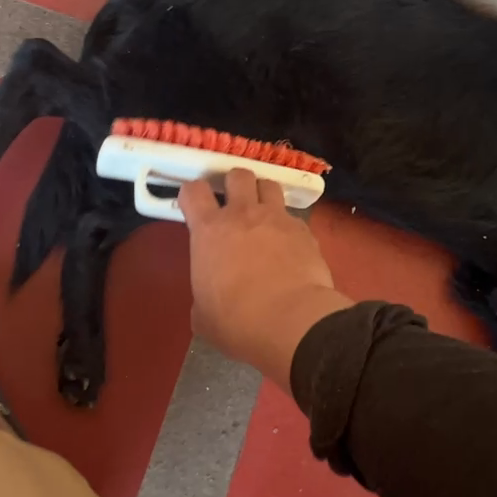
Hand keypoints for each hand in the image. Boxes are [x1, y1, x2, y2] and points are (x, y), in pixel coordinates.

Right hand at [179, 169, 353, 387]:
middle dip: (234, 183)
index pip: (193, 190)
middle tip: (234, 203)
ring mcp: (277, 218)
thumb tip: (212, 293)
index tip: (194, 205)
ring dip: (263, 195)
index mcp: (210, 230)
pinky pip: (293, 217)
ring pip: (269, 185)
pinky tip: (289, 247)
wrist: (291, 320)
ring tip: (263, 215)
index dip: (192, 193)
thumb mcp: (203, 313)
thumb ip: (204, 290)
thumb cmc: (236, 321)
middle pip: (238, 175)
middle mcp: (243, 214)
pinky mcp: (304, 230)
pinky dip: (288, 226)